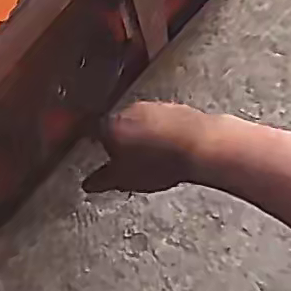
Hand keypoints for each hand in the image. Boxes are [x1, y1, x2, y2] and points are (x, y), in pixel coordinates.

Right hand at [84, 102, 218, 193]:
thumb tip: (90, 183)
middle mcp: (129, 110)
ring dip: (143, 137)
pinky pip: (163, 122)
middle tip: (127, 162)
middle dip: (121, 141)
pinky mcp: (176, 108)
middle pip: (117, 125)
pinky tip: (169, 150)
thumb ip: (102, 180)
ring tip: (152, 159)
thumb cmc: (159, 161)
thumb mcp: (123, 179)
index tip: (97, 154)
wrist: (201, 146)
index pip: (92, 132)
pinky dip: (162, 134)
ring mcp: (154, 107)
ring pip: (141, 122)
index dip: (93, 145)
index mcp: (110, 125)